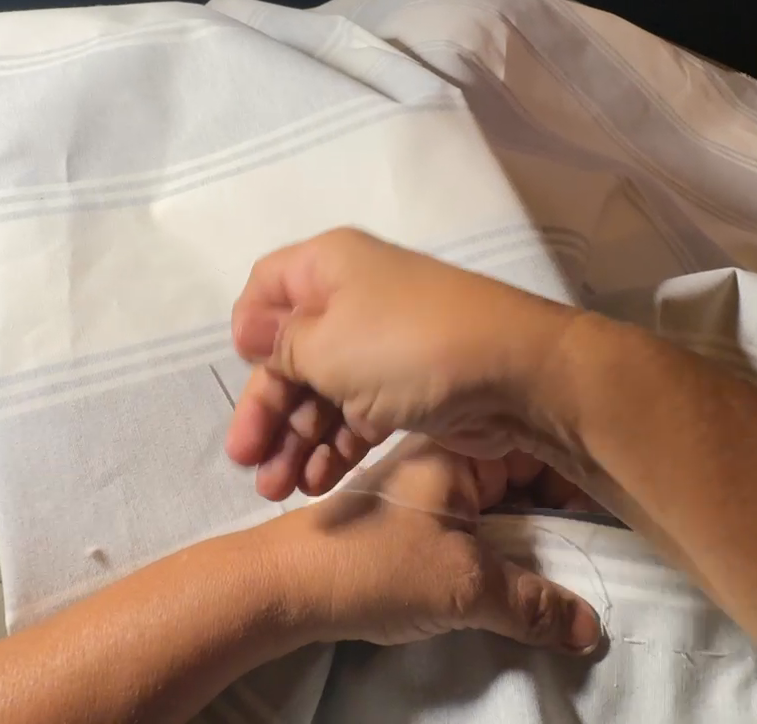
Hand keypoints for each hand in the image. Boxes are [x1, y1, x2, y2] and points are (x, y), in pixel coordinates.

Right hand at [226, 229, 580, 499]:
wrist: (513, 374)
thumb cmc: (404, 346)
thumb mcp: (324, 343)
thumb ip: (280, 344)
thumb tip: (255, 333)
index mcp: (328, 267)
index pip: (268, 286)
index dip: (249, 329)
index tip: (243, 371)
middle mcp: (351, 300)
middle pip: (291, 350)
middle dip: (267, 406)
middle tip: (245, 460)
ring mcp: (380, 346)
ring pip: (322, 389)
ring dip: (296, 436)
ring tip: (276, 489)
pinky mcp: (404, 387)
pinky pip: (355, 412)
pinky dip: (335, 444)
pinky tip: (315, 483)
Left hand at [257, 436, 602, 652]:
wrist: (292, 586)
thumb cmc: (377, 565)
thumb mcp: (463, 585)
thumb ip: (532, 603)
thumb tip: (591, 627)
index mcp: (455, 445)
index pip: (531, 443)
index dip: (571, 473)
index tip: (604, 508)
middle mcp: (444, 451)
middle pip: (518, 468)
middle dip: (555, 503)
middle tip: (596, 538)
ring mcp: (429, 481)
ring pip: (498, 496)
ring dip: (529, 526)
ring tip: (569, 555)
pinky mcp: (416, 513)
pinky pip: (475, 516)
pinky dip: (502, 538)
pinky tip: (520, 566)